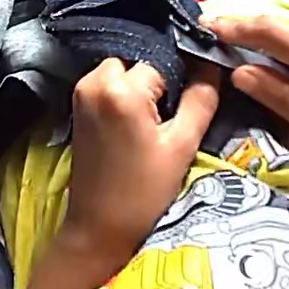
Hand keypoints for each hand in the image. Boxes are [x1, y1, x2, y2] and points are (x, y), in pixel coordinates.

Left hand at [62, 59, 220, 263]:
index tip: (189, 103)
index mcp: (120, 89)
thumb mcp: (182, 145)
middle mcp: (94, 81)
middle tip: (168, 116)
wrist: (99, 227)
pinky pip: (108, 82)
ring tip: (152, 121)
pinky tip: (135, 123)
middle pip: (141, 60)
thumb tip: (212, 64)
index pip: (163, 62)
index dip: (182, 79)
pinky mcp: (77, 104)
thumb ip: (201, 99)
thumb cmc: (144, 191)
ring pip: (124, 69)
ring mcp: (82, 92)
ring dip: (140, 86)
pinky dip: (124, 92)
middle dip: (158, 81)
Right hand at [206, 15, 288, 225]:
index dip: (236, 25)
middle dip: (246, 20)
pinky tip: (273, 48)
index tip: (202, 25)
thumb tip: (240, 70)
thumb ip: (284, 98)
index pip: (275, 30)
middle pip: (287, 21)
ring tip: (231, 33)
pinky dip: (288, 39)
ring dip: (265, 28)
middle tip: (209, 24)